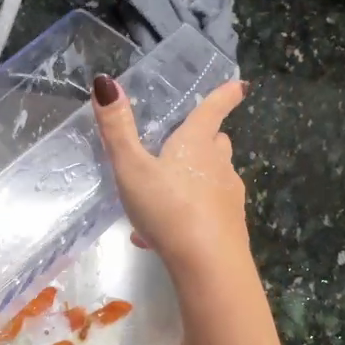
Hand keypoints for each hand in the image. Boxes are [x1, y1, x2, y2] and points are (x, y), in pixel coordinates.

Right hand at [92, 74, 250, 279]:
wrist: (207, 262)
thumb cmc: (168, 208)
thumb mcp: (132, 169)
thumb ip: (117, 130)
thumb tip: (105, 82)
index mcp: (196, 144)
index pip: (212, 111)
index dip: (224, 96)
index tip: (239, 86)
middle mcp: (218, 166)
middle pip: (218, 144)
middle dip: (208, 140)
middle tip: (192, 141)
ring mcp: (227, 198)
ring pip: (215, 179)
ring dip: (197, 180)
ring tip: (167, 194)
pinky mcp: (228, 228)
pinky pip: (206, 214)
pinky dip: (189, 215)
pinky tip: (161, 236)